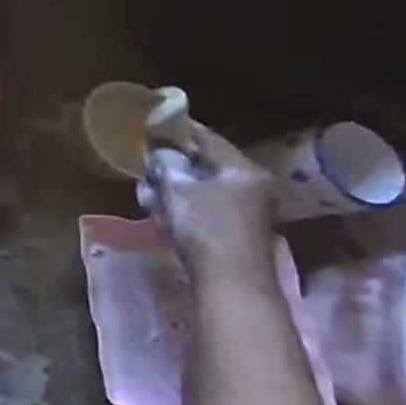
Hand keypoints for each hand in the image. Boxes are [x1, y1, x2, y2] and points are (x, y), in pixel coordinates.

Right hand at [141, 121, 276, 285]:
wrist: (233, 283)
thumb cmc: (205, 229)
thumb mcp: (176, 192)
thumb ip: (167, 166)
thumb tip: (161, 153)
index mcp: (242, 168)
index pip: (208, 137)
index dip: (180, 128)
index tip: (156, 122)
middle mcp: (254, 182)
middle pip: (210, 160)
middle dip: (178, 158)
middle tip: (151, 154)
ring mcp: (252, 205)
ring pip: (209, 182)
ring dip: (181, 180)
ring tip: (153, 182)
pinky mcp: (243, 225)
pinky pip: (212, 200)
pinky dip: (190, 197)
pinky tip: (168, 204)